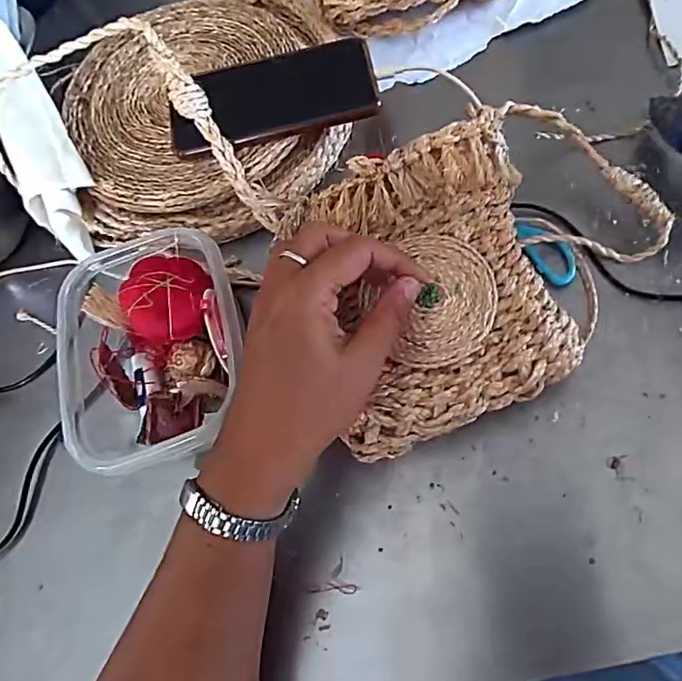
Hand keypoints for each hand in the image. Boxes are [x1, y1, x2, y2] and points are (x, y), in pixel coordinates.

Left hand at [201, 225, 429, 515]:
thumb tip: (411, 284)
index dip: (394, 259)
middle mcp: (280, 286)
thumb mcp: (362, 367)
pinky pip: (290, 270)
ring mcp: (267, 298)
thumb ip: (388, 318)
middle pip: (320, 234)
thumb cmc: (314, 411)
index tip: (420, 282)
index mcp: (304, 294)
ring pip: (299, 248)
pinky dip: (318, 269)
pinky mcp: (264, 314)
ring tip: (369, 281)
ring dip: (336, 252)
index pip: (355, 250)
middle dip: (361, 245)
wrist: (261, 446)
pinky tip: (341, 298)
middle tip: (391, 274)